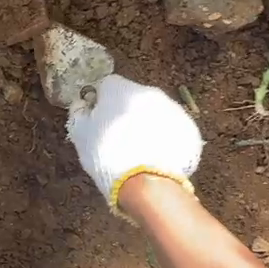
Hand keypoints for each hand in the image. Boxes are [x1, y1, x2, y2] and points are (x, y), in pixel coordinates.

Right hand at [66, 74, 203, 211]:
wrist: (146, 182)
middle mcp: (152, 94)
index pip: (107, 85)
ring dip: (146, 125)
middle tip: (116, 138)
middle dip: (125, 112)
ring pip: (155, 113)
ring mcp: (175, 112)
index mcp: (123, 91)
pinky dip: (163, 140)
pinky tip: (154, 159)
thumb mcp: (81, 136)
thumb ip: (79, 114)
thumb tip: (83, 104)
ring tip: (137, 152)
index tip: (97, 119)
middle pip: (134, 98)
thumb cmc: (107, 156)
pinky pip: (172, 131)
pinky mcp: (189, 131)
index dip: (100, 101)